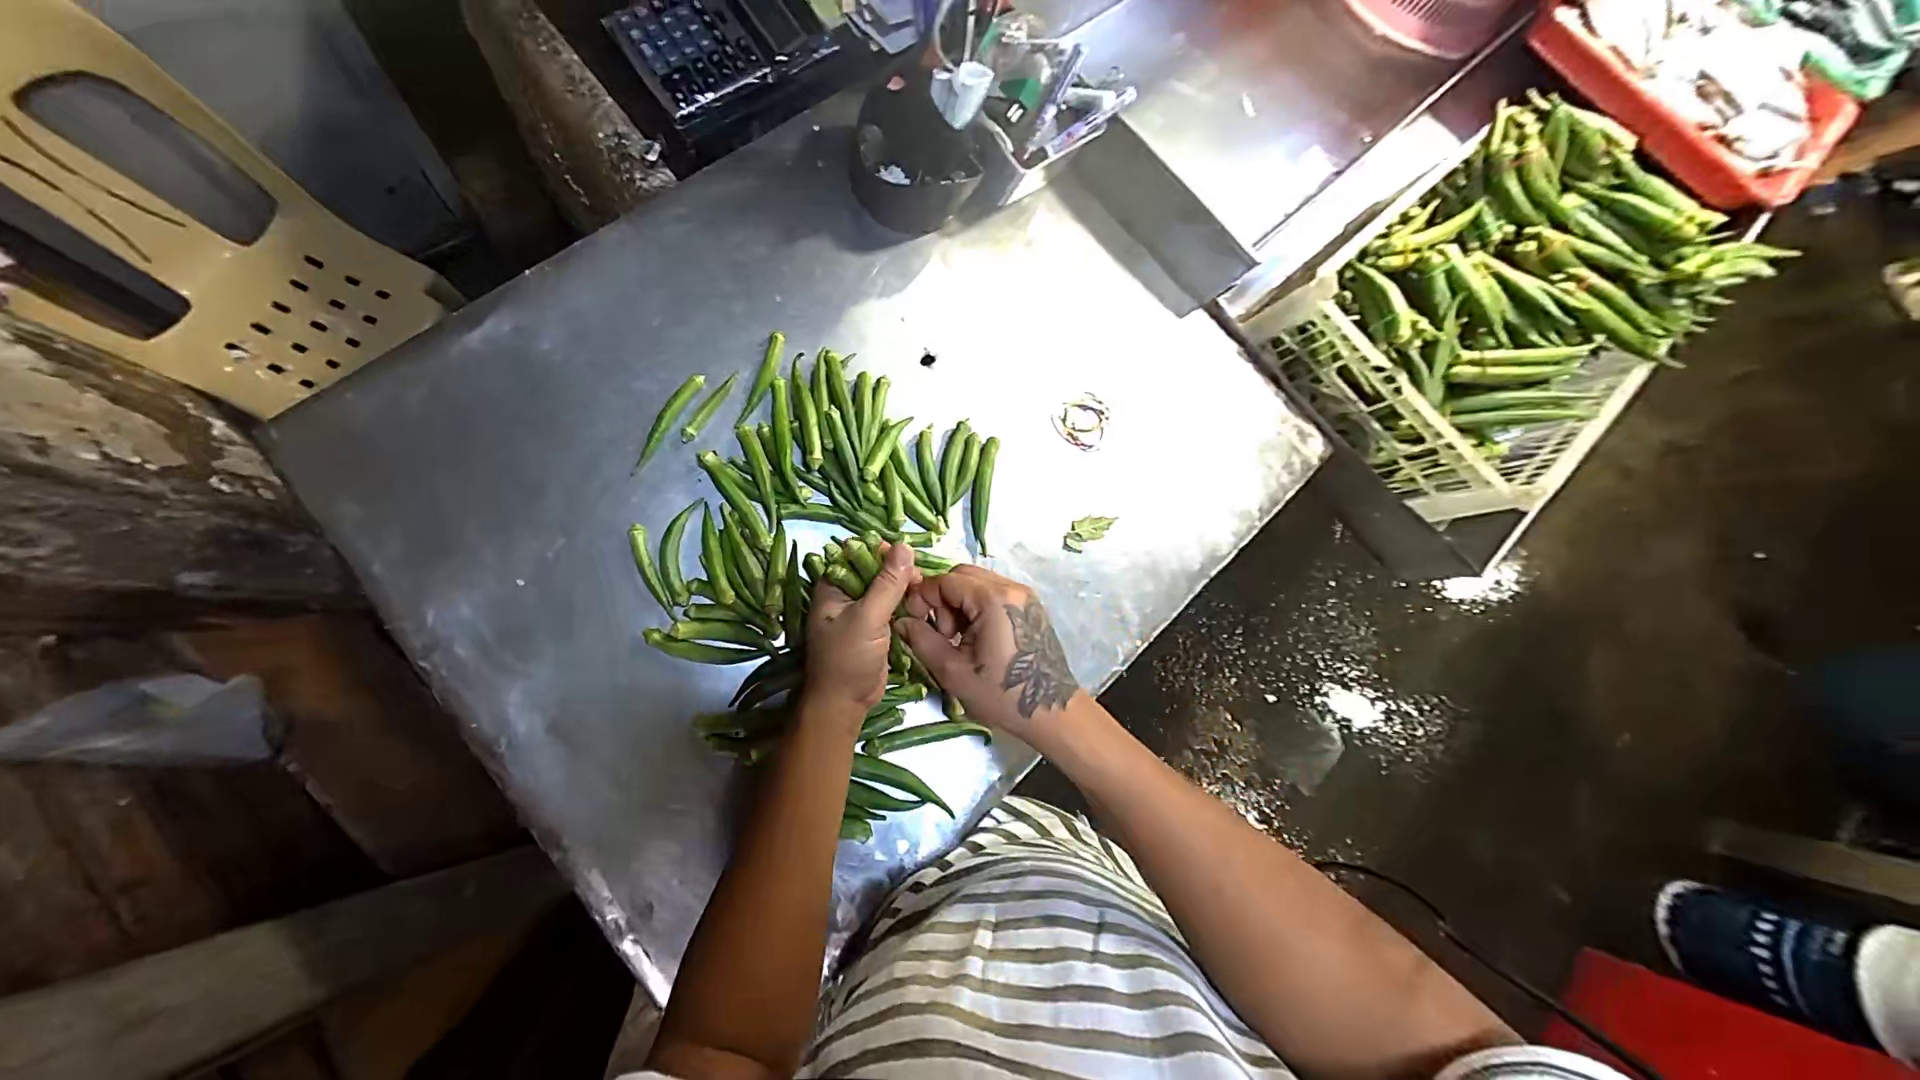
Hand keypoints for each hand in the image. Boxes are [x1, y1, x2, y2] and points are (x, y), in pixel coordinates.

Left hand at [802, 541, 919, 718]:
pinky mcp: (876, 627)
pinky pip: (894, 606)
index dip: (882, 551)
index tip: (906, 556)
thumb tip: (905, 547)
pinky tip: (923, 605)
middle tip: (920, 577)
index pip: (858, 554)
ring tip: (924, 591)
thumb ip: (888, 583)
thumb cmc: (847, 659)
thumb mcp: (867, 618)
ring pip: (888, 588)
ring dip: (906, 587)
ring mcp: (861, 611)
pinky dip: (907, 603)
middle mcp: (846, 594)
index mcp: (833, 586)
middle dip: (899, 570)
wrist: (845, 703)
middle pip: (876, 569)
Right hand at [894, 565, 1081, 743]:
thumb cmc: (1002, 695)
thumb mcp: (953, 671)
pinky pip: (993, 593)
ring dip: (959, 603)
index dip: (923, 597)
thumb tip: (900, 621)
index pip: (945, 580)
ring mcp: (1024, 596)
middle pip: (962, 575)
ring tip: (958, 638)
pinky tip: (975, 638)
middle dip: (942, 599)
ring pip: (977, 583)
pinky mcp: (1030, 606)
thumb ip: (921, 640)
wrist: (1051, 711)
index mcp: (994, 600)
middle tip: (942, 633)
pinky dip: (976, 607)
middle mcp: (1012, 588)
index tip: (915, 622)